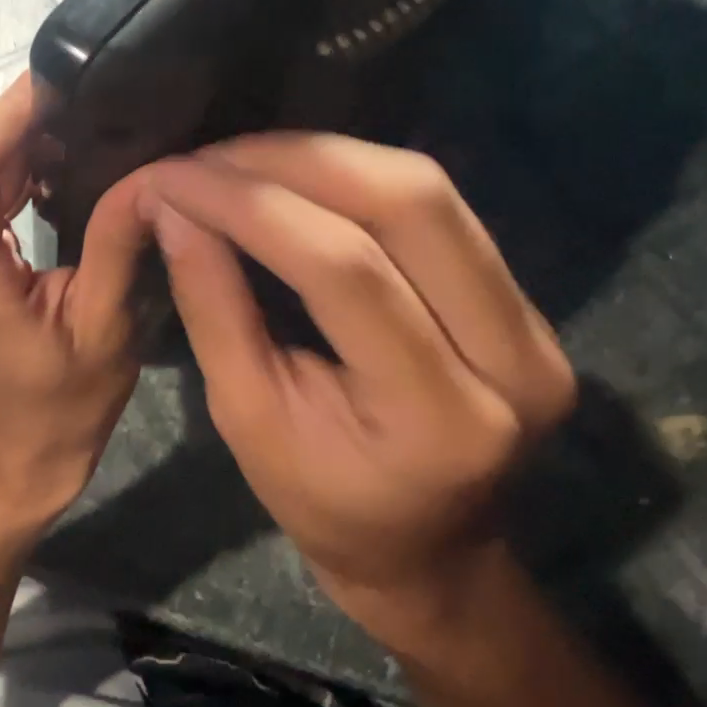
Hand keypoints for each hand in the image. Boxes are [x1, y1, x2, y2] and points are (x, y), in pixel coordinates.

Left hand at [0, 74, 150, 517]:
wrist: (27, 446)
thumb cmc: (68, 401)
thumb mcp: (107, 327)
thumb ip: (118, 244)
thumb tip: (151, 172)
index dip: (2, 120)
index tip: (56, 81)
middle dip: (21, 120)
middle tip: (88, 86)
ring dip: (22, 140)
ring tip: (85, 111)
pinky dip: (19, 170)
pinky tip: (64, 155)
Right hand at [138, 134, 575, 646]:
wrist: (427, 550)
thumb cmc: (319, 500)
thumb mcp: (244, 417)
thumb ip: (213, 307)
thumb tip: (172, 207)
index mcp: (436, 416)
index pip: (341, 267)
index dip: (247, 205)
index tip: (169, 178)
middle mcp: (511, 358)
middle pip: (407, 202)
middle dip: (289, 159)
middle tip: (204, 157)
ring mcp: (537, 325)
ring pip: (429, 188)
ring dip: (320, 156)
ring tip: (237, 160)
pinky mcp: (527, 302)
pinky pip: (437, 206)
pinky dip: (352, 176)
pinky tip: (292, 176)